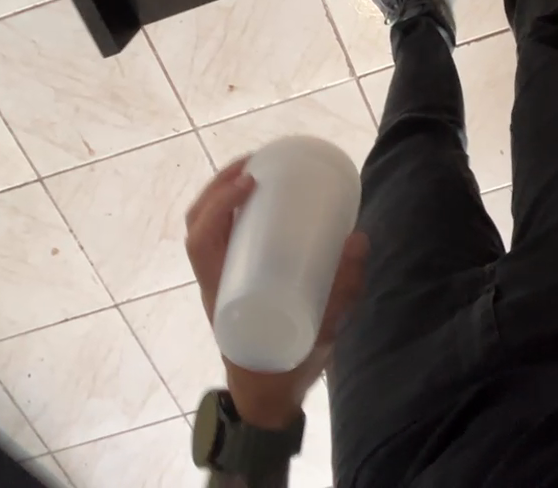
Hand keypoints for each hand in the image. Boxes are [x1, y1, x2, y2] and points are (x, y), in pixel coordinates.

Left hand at [185, 158, 368, 429]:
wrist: (268, 397)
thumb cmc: (287, 365)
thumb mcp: (320, 331)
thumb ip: (342, 290)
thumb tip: (359, 238)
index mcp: (221, 293)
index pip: (202, 240)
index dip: (219, 203)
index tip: (249, 181)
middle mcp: (213, 281)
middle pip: (198, 223)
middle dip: (220, 185)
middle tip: (257, 161)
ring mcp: (218, 278)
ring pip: (204, 226)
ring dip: (220, 192)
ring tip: (254, 168)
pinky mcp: (230, 277)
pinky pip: (217, 235)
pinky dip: (227, 208)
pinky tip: (254, 195)